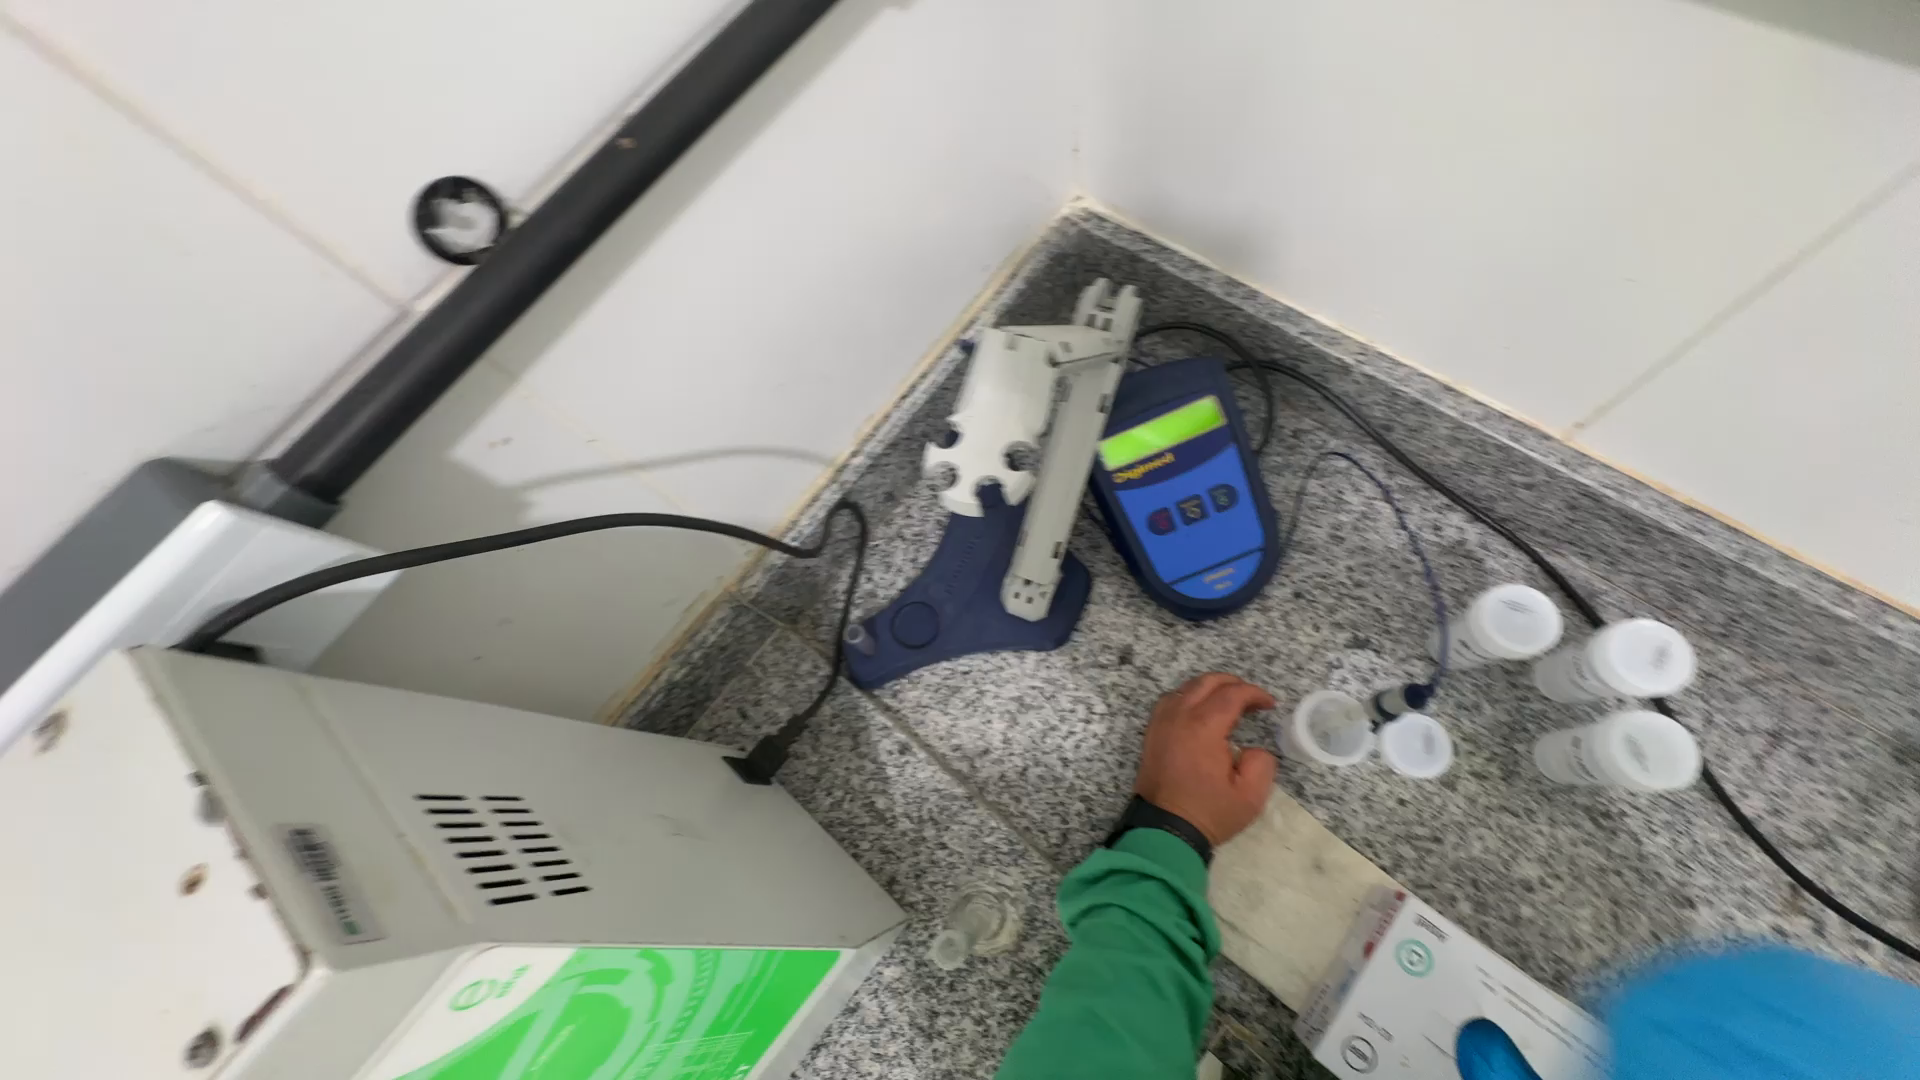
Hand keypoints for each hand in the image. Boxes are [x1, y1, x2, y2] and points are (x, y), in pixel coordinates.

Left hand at [1134, 673, 1278, 845]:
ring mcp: (1161, 722)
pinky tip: (1199, 710)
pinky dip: (1188, 696)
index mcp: (1203, 726)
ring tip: (1228, 702)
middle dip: (1232, 683)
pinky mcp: (1152, 732)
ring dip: (1209, 688)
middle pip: (1206, 682)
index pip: (1231, 695)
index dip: (1254, 694)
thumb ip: (1261, 763)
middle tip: (1251, 698)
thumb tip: (1253, 748)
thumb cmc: (1208, 811)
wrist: (1164, 828)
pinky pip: (1170, 700)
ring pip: (1185, 688)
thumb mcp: (1250, 795)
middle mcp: (1179, 716)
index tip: (1270, 705)